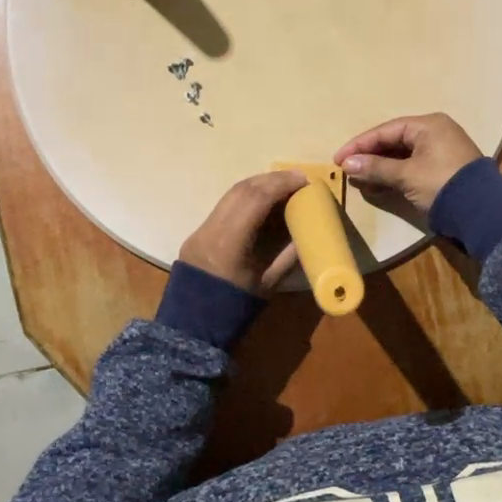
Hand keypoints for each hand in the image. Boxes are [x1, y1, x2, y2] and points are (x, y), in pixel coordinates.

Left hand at [178, 169, 308, 296]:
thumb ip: (288, 256)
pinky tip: (263, 200)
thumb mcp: (268, 284)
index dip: (281, 184)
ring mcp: (201, 228)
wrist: (194, 323)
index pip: (255, 199)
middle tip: (297, 178)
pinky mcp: (198, 231)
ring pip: (231, 193)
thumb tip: (308, 233)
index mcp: (229, 243)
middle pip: (242, 189)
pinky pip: (225, 205)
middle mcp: (212, 228)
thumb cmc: (234, 308)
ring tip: (283, 185)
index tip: (304, 180)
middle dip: (272, 179)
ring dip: (259, 184)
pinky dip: (247, 196)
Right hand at [332, 113, 481, 218]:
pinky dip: (395, 175)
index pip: (386, 130)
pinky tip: (379, 187)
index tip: (338, 159)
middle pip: (394, 141)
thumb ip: (376, 168)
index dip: (360, 145)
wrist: (480, 211)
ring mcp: (441, 151)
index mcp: (428, 125)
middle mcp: (436, 132)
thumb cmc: (440, 183)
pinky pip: (412, 166)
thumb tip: (347, 164)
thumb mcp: (406, 175)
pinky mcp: (443, 169)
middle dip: (370, 157)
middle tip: (348, 170)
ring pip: (402, 156)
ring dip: (381, 168)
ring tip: (360, 181)